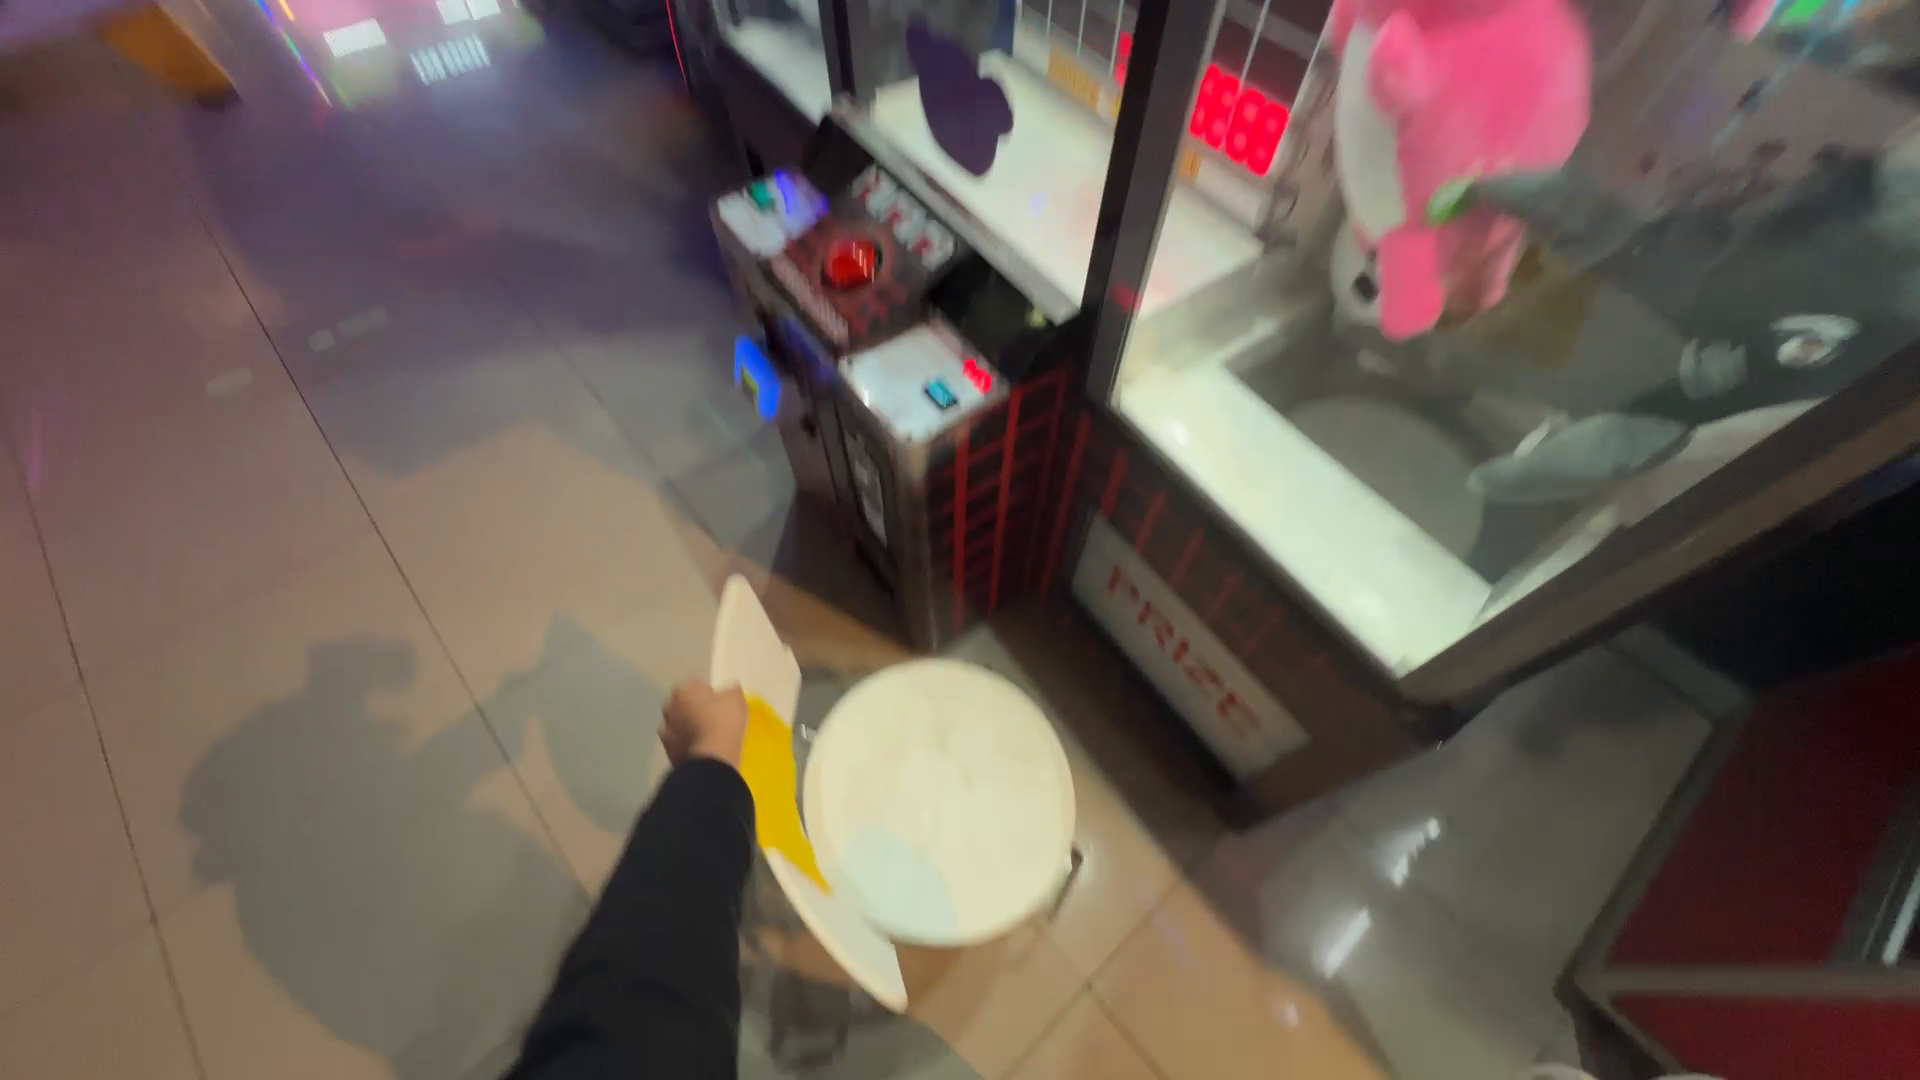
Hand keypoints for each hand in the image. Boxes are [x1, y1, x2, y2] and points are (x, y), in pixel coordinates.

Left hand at [661, 680, 748, 768]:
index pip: (694, 684)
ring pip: (678, 725)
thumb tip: (729, 690)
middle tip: (712, 715)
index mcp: (682, 691)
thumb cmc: (723, 721)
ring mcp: (666, 732)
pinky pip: (680, 744)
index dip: (707, 691)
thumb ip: (730, 690)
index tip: (719, 699)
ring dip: (688, 727)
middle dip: (693, 708)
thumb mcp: (736, 698)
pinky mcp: (668, 753)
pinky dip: (688, 744)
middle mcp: (669, 708)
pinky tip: (702, 748)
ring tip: (707, 734)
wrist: (712, 758)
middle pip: (681, 704)